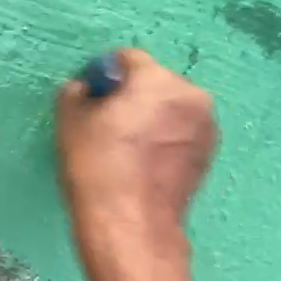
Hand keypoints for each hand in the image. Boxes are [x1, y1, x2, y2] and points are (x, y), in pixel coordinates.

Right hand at [56, 48, 217, 244]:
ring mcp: (207, 125)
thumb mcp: (70, 123)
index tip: (88, 100)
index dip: (103, 75)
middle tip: (105, 126)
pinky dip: (164, 138)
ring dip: (150, 117)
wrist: (131, 223)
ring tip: (125, 148)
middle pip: (153, 81)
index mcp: (158, 80)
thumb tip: (85, 87)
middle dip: (131, 96)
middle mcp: (192, 94)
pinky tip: (143, 163)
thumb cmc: (96, 167)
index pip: (127, 58)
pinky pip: (181, 130)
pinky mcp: (210, 153)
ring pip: (170, 107)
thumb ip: (75, 92)